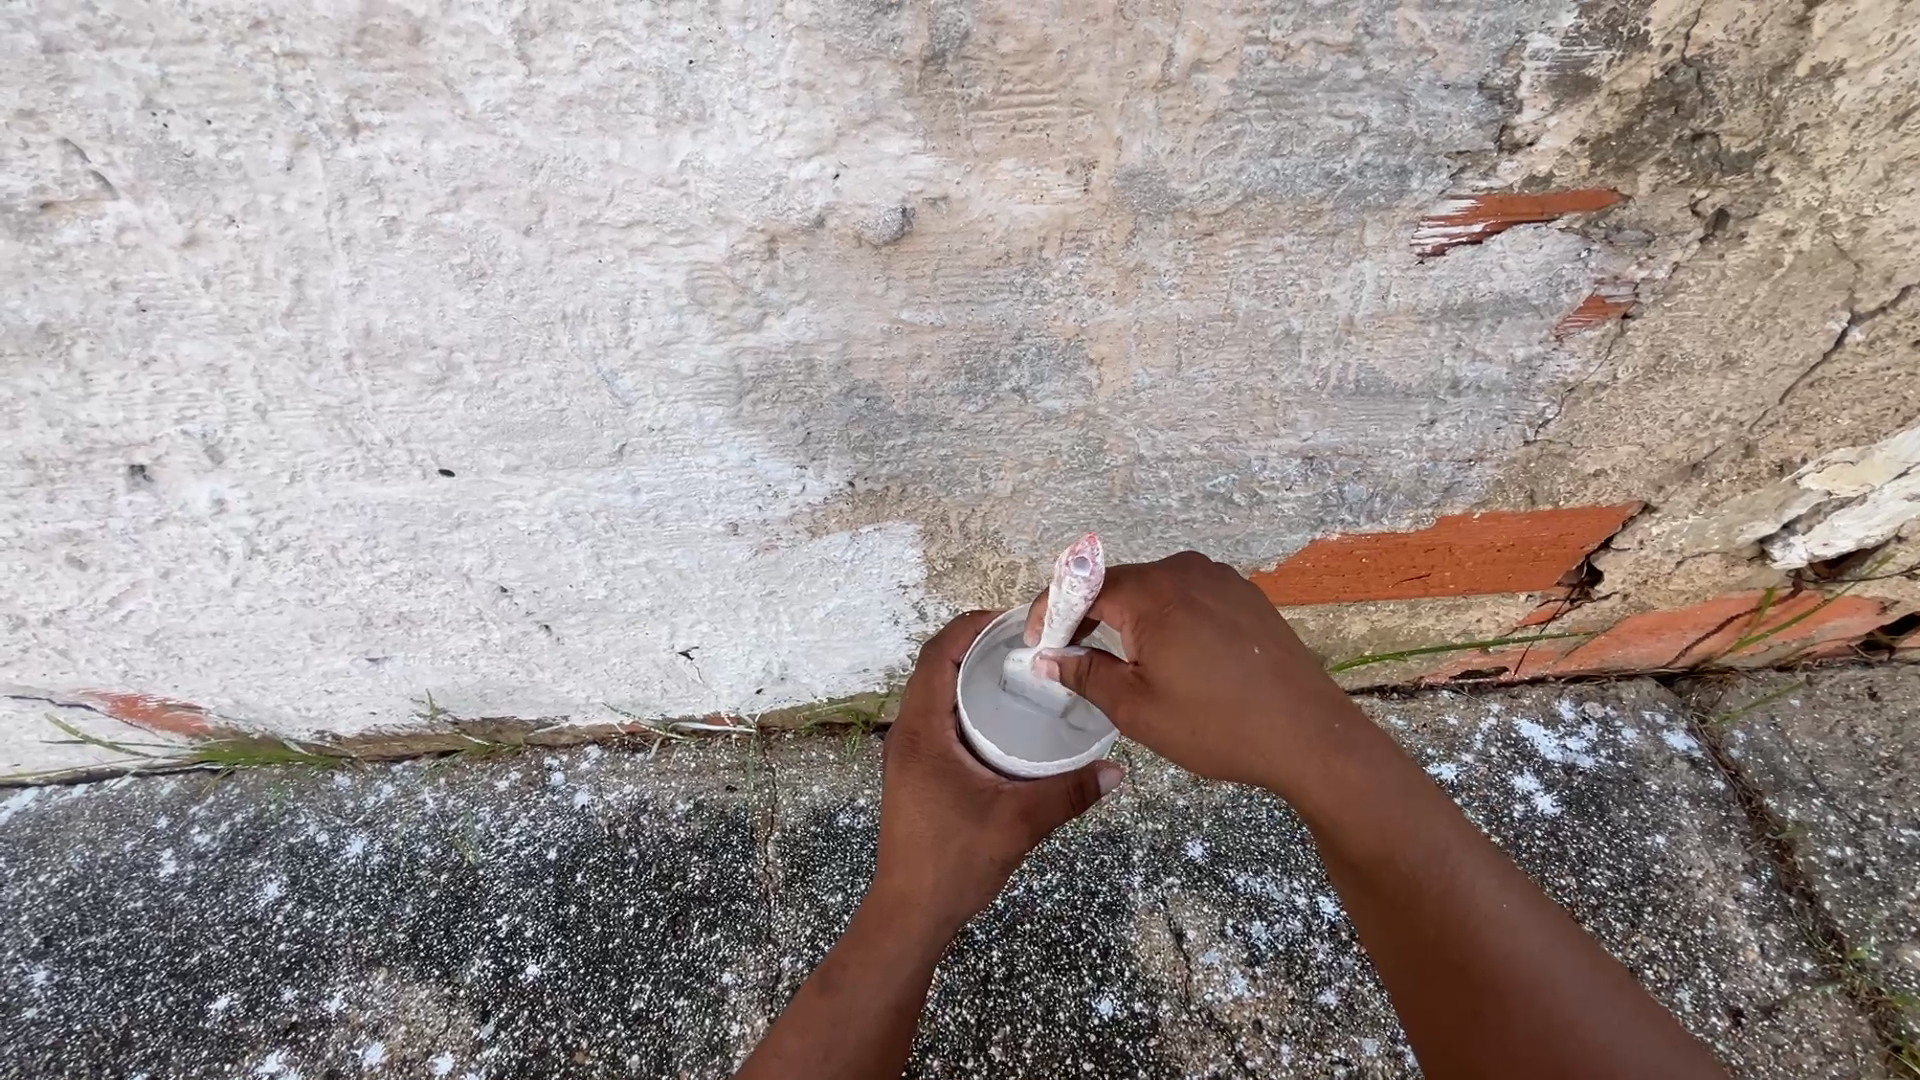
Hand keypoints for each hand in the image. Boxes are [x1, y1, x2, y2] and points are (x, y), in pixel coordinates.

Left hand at [872, 610, 1123, 932]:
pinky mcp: (915, 768)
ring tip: (1019, 672)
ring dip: (968, 673)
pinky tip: (1001, 718)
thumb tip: (1118, 770)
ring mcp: (907, 751)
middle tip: (1027, 644)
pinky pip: (937, 715)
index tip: (1014, 620)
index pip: (936, 654)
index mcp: (921, 731)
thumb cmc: (954, 862)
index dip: (971, 626)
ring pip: (934, 691)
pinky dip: (965, 702)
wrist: (910, 913)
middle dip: (976, 645)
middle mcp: (907, 732)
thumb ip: (1067, 794)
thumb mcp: (1017, 823)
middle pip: (935, 666)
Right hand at [1022, 551, 1367, 797]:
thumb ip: (1085, 674)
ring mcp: (1219, 578)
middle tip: (1072, 654)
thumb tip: (1048, 658)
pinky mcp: (1244, 593)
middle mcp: (1184, 570)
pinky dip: (1163, 615)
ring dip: (1126, 616)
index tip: (1039, 644)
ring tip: (1118, 658)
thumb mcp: (1137, 708)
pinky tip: (1168, 651)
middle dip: (1087, 615)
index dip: (1052, 612)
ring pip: (1152, 588)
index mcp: (1152, 593)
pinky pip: (1186, 594)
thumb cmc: (1216, 725)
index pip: (1081, 586)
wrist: (1311, 737)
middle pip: (1117, 583)